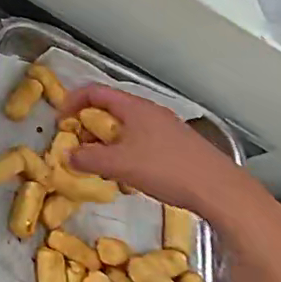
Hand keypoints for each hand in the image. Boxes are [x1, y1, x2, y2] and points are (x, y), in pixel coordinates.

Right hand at [57, 83, 259, 217]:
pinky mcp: (176, 145)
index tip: (61, 123)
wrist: (219, 190)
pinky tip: (128, 173)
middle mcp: (149, 111)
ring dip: (106, 140)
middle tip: (78, 147)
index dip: (72, 102)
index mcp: (134, 107)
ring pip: (125, 126)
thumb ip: (87, 158)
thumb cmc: (166, 169)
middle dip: (88, 125)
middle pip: (109, 108)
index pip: (94, 92)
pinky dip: (124, 150)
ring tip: (100, 163)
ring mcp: (166, 127)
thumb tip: (66, 155)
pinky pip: (140, 139)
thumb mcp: (118, 165)